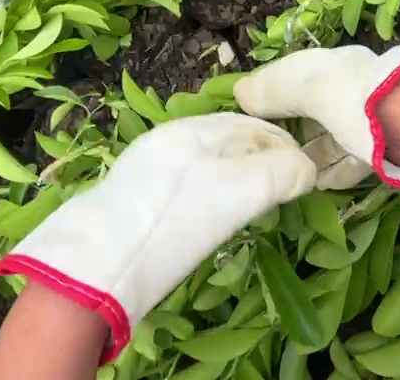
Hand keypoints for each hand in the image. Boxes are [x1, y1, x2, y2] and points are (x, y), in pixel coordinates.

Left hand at [0, 113, 314, 361]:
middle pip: (230, 137)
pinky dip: (212, 184)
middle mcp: (169, 139)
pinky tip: (217, 208)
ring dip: (239, 169)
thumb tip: (306, 169)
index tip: (305, 171)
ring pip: (209, 158)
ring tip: (257, 195)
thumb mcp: (236, 196)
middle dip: (263, 154)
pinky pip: (186, 177)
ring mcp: (147, 165)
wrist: (93, 273)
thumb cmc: (171, 228)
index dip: (285, 147)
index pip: (253, 127)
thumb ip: (277, 174)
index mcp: (192, 132)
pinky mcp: (134, 193)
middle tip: (287, 182)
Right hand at [235, 44, 399, 196]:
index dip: (269, 89)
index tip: (245, 109)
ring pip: (331, 136)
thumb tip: (240, 91)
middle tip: (263, 148)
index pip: (293, 74)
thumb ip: (275, 90)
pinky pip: (351, 158)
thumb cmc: (353, 98)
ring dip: (310, 152)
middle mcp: (350, 88)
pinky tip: (318, 183)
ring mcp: (367, 118)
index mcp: (332, 66)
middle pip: (313, 106)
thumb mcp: (307, 87)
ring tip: (284, 170)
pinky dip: (334, 170)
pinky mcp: (381, 148)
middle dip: (289, 125)